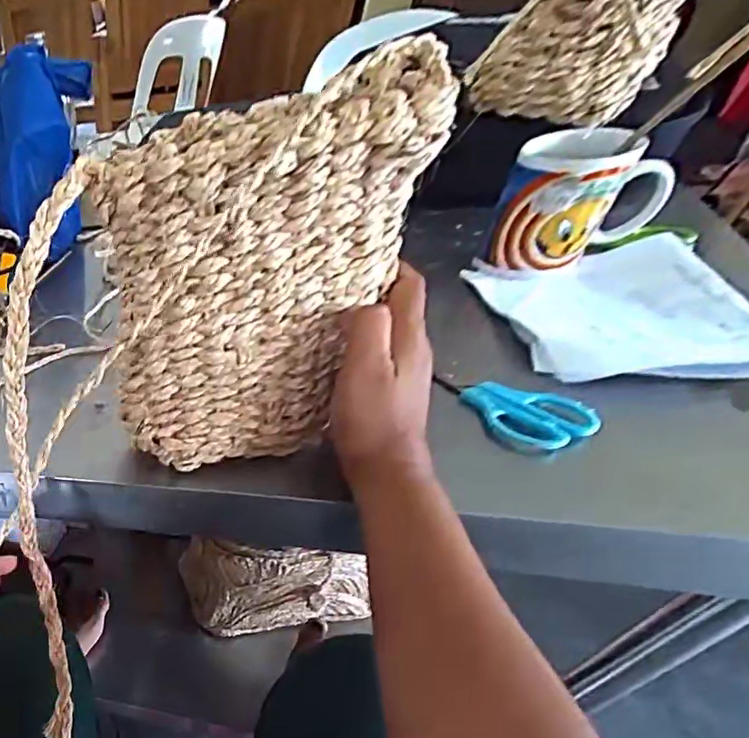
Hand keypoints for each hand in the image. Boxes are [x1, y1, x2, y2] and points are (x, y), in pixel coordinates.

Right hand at [331, 263, 434, 486]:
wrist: (385, 469)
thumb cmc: (372, 418)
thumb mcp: (365, 367)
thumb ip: (368, 326)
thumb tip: (361, 305)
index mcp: (411, 337)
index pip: (410, 284)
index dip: (390, 265)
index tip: (359, 257)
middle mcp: (415, 349)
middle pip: (401, 305)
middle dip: (373, 289)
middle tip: (336, 286)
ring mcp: (407, 372)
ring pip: (390, 331)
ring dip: (367, 318)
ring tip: (333, 316)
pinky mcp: (394, 392)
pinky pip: (381, 354)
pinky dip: (363, 344)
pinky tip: (339, 354)